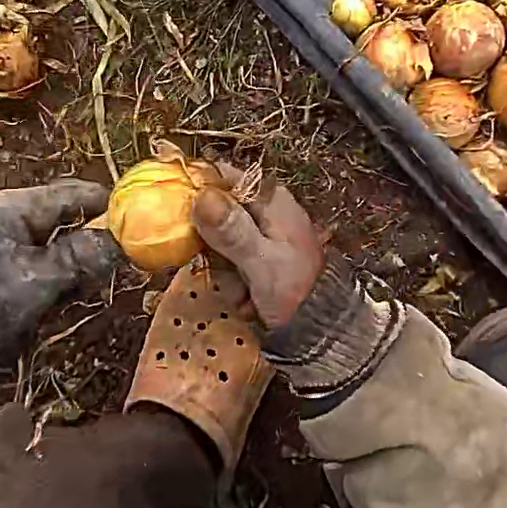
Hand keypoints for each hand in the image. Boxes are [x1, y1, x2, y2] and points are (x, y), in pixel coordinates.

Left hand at [0, 178, 125, 413]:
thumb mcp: (42, 277)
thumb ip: (85, 255)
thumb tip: (123, 241)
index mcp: (18, 207)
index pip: (79, 192)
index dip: (111, 207)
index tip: (139, 225)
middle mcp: (15, 216)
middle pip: (75, 216)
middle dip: (97, 239)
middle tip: (117, 261)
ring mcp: (11, 241)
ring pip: (66, 241)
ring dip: (83, 261)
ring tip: (88, 285)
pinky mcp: (10, 265)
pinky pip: (52, 260)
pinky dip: (67, 274)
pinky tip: (70, 293)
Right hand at [192, 175, 323, 330]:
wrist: (323, 330)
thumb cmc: (296, 293)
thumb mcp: (261, 263)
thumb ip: (231, 231)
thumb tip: (202, 196)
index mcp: (271, 201)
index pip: (224, 177)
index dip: (199, 194)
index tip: (183, 218)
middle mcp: (266, 211)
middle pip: (216, 213)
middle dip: (214, 247)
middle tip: (225, 271)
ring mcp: (263, 234)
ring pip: (220, 242)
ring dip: (225, 271)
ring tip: (244, 294)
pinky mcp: (260, 256)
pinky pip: (231, 262)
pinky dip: (235, 282)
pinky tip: (248, 300)